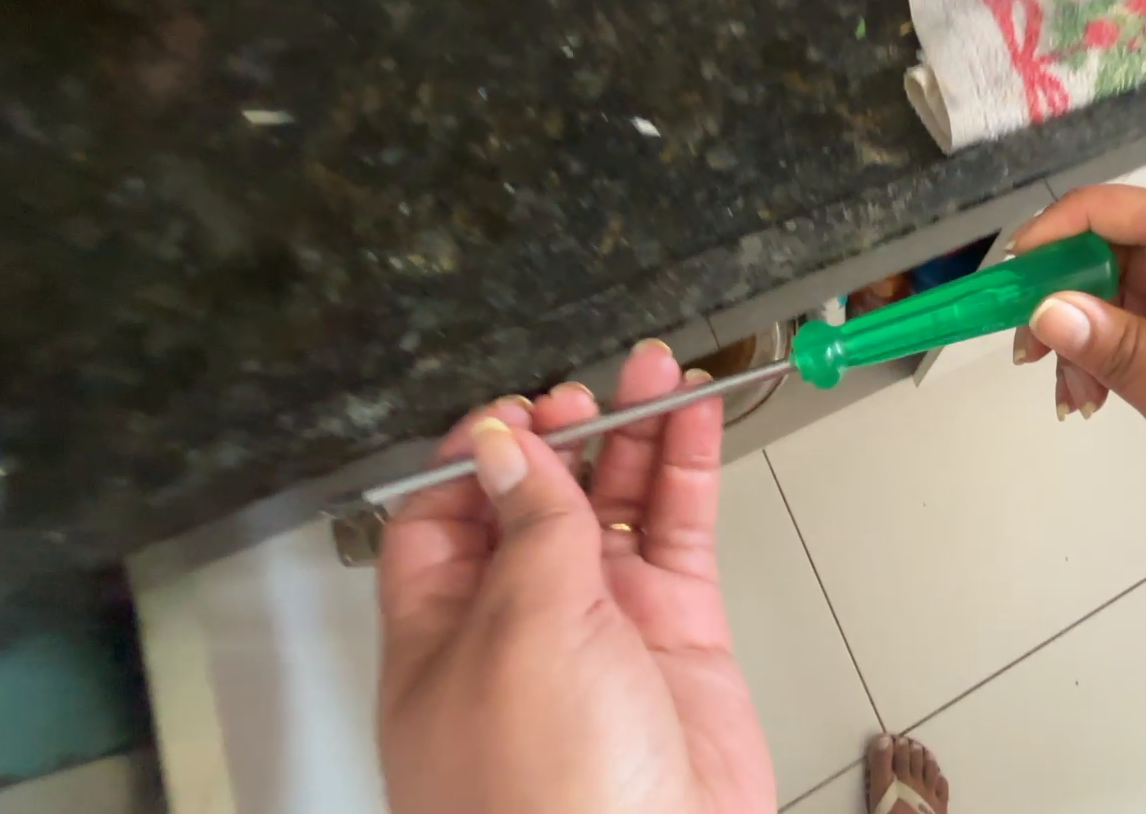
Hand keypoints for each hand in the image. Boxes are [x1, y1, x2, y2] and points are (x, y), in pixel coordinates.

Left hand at [375, 341, 773, 813]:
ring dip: (641, 431)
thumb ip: (526, 529)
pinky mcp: (682, 616)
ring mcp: (612, 612)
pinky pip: (682, 522)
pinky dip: (690, 463)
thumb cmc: (550, 777)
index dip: (481, 457)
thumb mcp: (521, 636)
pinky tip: (699, 414)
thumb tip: (504, 443)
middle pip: (545, 497)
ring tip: (659, 371)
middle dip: (571, 433)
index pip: (446, 517)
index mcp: (447, 627)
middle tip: (600, 391)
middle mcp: (527, 612)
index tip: (522, 411)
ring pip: (622, 499)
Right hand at [1012, 185, 1145, 593]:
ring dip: (1084, 335)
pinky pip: (1142, 340)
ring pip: (1130, 299)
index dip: (1082, 218)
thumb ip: (1127, 355)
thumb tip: (1046, 308)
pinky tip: (1089, 401)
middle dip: (1072, 289)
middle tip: (1026, 346)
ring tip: (1066, 394)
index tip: (1022, 259)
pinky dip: (1106, 363)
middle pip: (1136, 254)